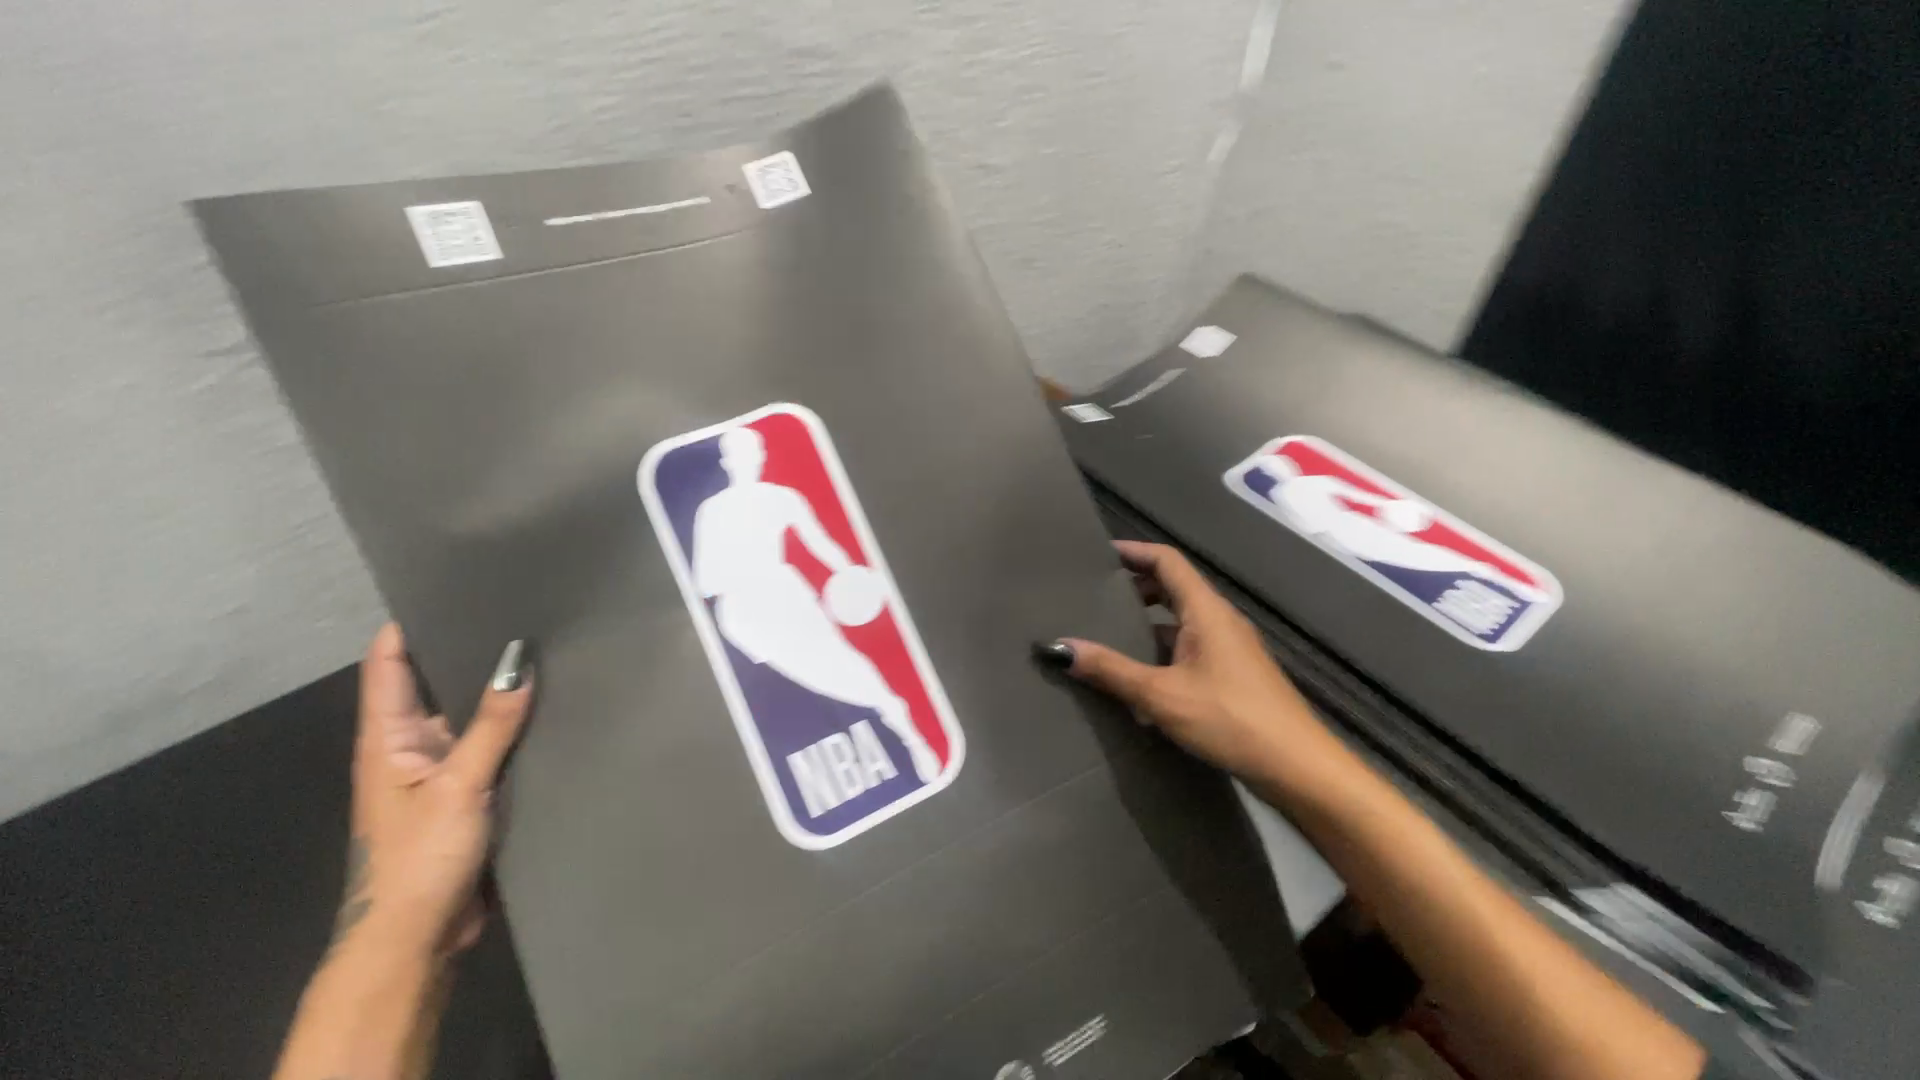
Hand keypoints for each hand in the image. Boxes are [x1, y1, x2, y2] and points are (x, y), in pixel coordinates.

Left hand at [337, 625, 532, 960]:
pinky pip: (496, 749)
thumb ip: (492, 724)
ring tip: (550, 650)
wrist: (417, 937)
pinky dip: (519, 730)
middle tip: (524, 611)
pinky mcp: (471, 795)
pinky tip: (556, 709)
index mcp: (387, 736)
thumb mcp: (458, 786)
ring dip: (502, 693)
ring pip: (474, 717)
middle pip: (439, 683)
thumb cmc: (418, 858)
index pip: (390, 662)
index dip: (412, 622)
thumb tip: (520, 660)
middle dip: (473, 651)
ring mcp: (442, 770)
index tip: (453, 583)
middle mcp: (411, 745)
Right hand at [1046, 541, 1331, 782]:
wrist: (1296, 766)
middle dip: (1133, 589)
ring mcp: (1229, 649)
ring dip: (1146, 625)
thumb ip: (1111, 670)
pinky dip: (1161, 654)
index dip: (1133, 551)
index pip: (1167, 561)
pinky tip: (1138, 683)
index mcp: (1206, 611)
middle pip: (1172, 589)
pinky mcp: (1232, 676)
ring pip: (1180, 623)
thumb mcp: (1161, 695)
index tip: (1097, 555)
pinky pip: (1188, 650)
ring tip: (1106, 638)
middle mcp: (1220, 621)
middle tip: (1092, 599)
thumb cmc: (1230, 719)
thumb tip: (1059, 647)